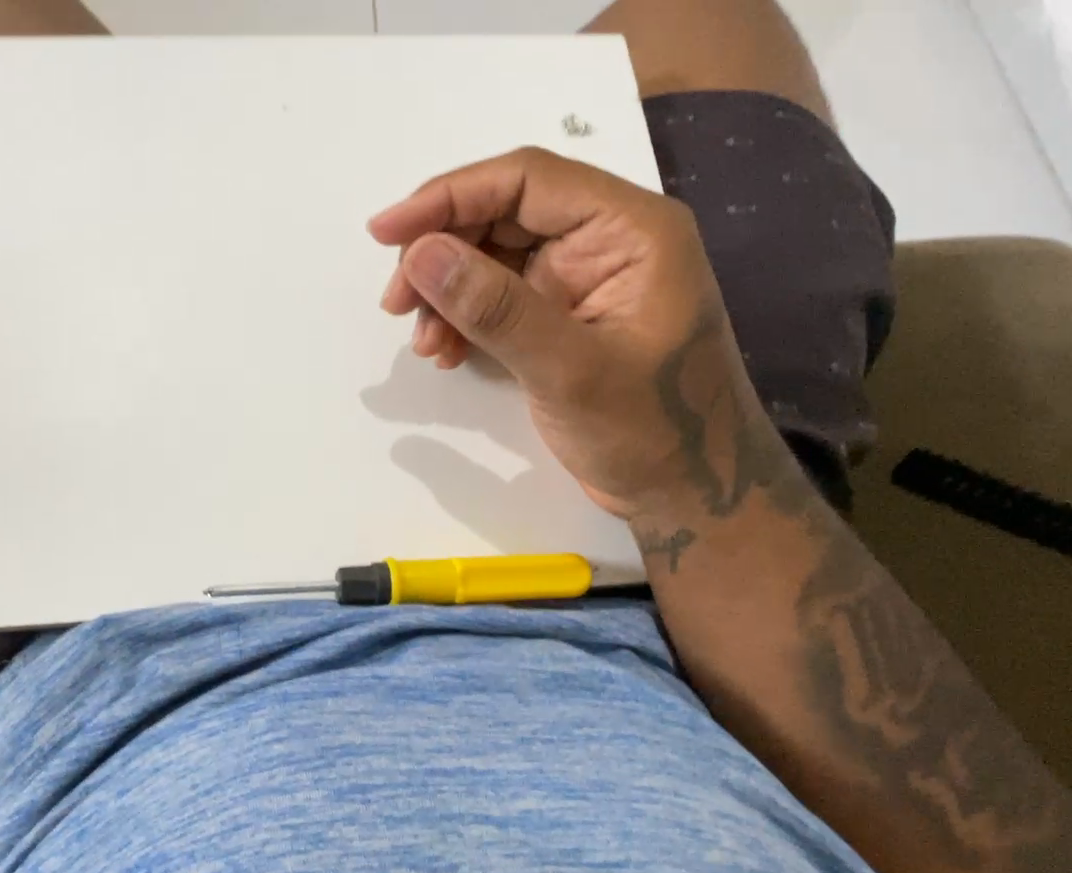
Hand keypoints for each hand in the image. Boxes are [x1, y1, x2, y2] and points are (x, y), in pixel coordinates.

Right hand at [368, 147, 788, 522]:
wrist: (687, 492)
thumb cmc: (650, 430)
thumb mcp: (570, 370)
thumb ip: (495, 309)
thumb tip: (421, 254)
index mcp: (628, 229)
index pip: (525, 181)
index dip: (447, 196)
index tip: (384, 232)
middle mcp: (604, 241)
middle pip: (501, 215)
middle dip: (441, 253)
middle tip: (396, 304)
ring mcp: (581, 282)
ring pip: (492, 259)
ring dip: (446, 293)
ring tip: (425, 344)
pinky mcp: (562, 320)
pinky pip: (498, 300)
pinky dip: (463, 321)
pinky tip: (444, 354)